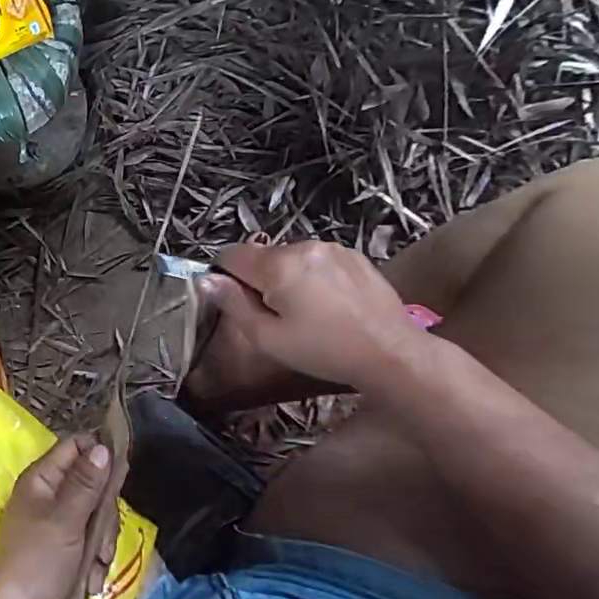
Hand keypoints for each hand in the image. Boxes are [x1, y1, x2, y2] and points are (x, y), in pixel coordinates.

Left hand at [0, 435, 113, 598]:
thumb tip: (103, 447)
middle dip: (103, 513)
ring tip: (94, 564)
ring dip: (101, 542)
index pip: (74, 447)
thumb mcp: (65, 520)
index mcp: (41, 479)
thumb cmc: (37, 561)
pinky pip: (91, 543)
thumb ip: (86, 483)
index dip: (98, 453)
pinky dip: (94, 561)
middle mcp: (49, 496)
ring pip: (96, 516)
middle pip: (92, 484)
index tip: (122, 471)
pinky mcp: (65, 549)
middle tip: (102, 537)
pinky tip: (89, 579)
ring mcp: (57, 523)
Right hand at [209, 240, 424, 387]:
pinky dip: (312, 276)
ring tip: (307, 312)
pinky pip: (316, 259)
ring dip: (286, 277)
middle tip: (276, 316)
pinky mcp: (353, 255)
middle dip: (259, 280)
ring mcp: (332, 248)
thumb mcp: (268, 338)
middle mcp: (304, 246)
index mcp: (278, 265)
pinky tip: (329, 304)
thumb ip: (233, 305)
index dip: (226, 276)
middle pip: (262, 256)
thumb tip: (207, 280)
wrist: (392, 353)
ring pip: (289, 257)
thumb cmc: (324, 351)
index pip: (231, 254)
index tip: (239, 302)